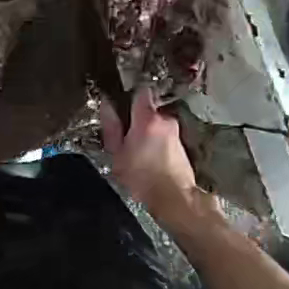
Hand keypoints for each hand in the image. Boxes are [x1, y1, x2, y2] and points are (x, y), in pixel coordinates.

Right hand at [99, 89, 200, 217]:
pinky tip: (149, 160)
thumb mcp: (117, 153)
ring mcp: (176, 132)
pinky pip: (164, 136)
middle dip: (137, 120)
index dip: (129, 96)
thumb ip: (111, 126)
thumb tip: (106, 106)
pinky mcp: (182, 144)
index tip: (121, 104)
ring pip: (156, 124)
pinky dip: (157, 143)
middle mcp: (165, 120)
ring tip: (137, 153)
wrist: (174, 197)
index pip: (141, 91)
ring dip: (147, 133)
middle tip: (125, 138)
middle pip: (148, 110)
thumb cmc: (143, 178)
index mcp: (147, 118)